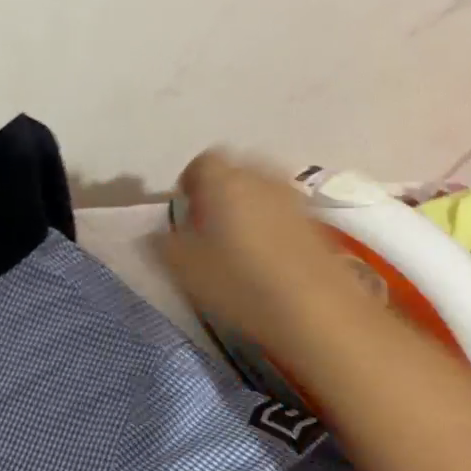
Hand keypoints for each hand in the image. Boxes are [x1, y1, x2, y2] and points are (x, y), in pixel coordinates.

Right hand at [160, 150, 365, 356]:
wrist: (314, 307)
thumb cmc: (239, 284)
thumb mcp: (184, 270)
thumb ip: (163, 244)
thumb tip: (154, 233)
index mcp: (223, 181)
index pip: (200, 164)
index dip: (188, 186)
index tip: (184, 214)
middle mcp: (260, 176)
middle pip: (234, 171)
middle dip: (218, 193)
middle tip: (207, 228)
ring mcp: (292, 195)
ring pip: (260, 189)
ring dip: (245, 207)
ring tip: (235, 244)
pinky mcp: (315, 217)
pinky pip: (281, 209)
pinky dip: (269, 222)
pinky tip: (264, 256)